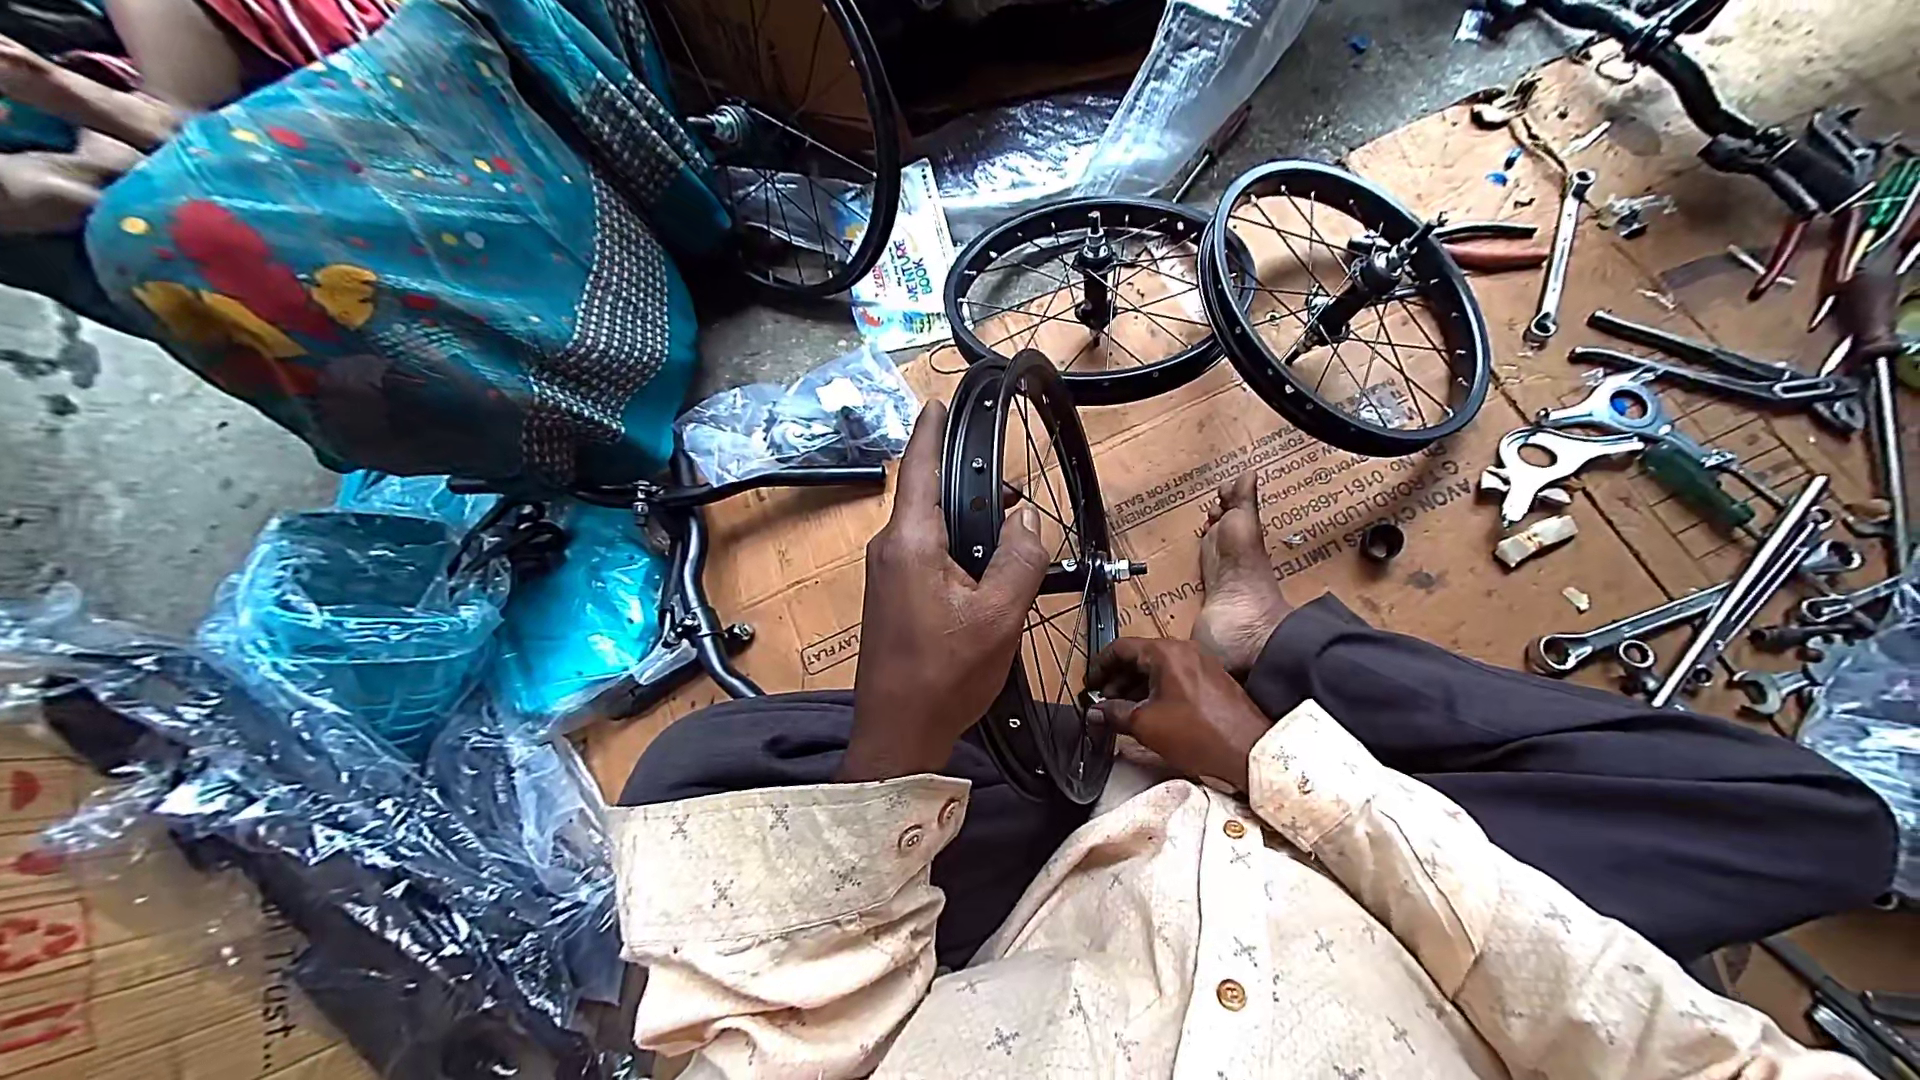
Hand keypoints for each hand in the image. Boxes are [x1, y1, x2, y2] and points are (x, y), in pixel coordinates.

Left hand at [839, 399, 1048, 780]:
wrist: (898, 731)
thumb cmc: (945, 675)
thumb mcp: (999, 616)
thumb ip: (1020, 559)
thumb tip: (1027, 520)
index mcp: (910, 542)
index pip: (916, 467)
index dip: (930, 431)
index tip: (939, 404)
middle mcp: (889, 548)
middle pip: (927, 494)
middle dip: (969, 484)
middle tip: (1014, 493)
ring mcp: (886, 572)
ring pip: (928, 525)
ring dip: (967, 520)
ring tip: (1011, 529)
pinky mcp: (891, 594)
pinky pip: (924, 551)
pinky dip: (956, 546)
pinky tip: (985, 565)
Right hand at [1085, 638, 1272, 792]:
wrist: (1250, 753)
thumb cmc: (1200, 734)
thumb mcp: (1146, 725)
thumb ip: (1114, 713)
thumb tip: (1096, 712)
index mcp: (1165, 652)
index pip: (1120, 648)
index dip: (1099, 666)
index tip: (1089, 685)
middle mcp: (1183, 650)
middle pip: (1138, 657)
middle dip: (1116, 680)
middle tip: (1103, 702)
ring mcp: (1200, 663)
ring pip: (1156, 668)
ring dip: (1135, 687)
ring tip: (1122, 711)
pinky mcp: (1211, 680)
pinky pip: (1174, 677)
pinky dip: (1155, 691)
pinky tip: (1148, 713)